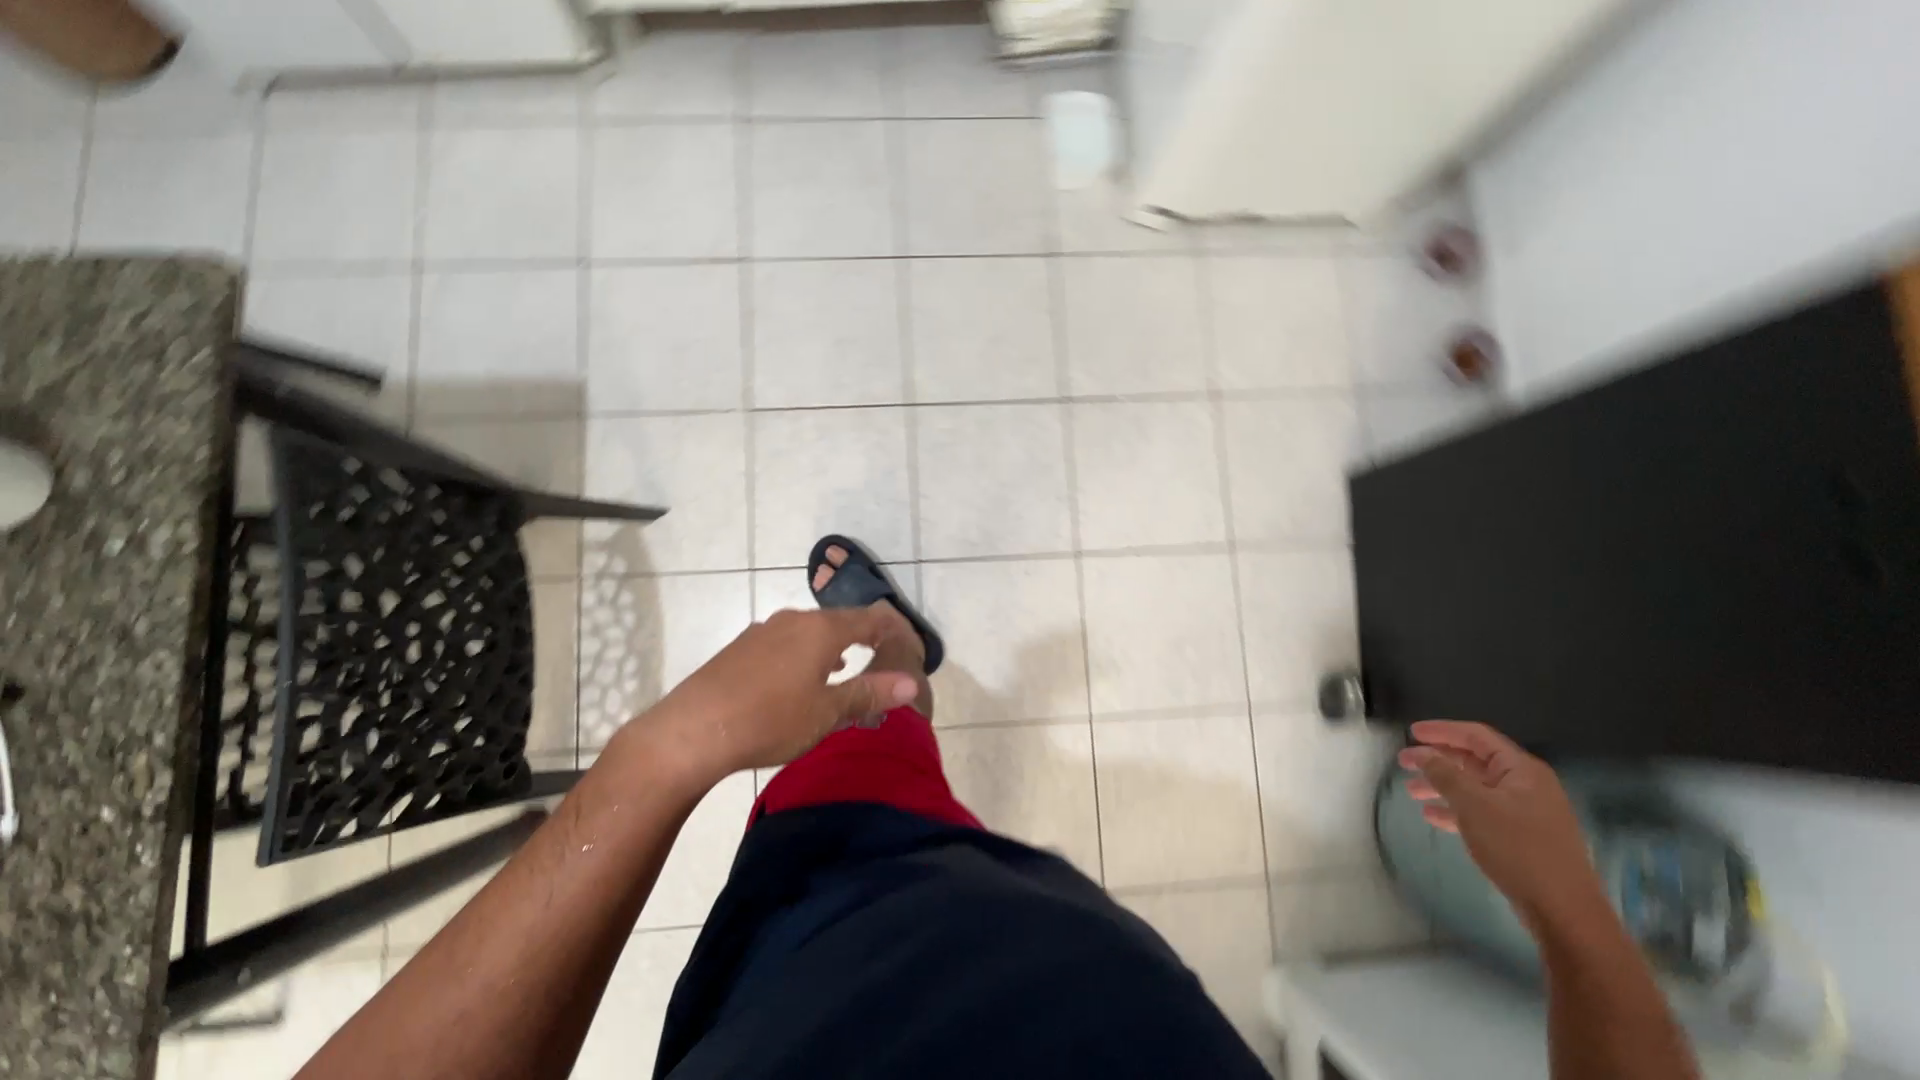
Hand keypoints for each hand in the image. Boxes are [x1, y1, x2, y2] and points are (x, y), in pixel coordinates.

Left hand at [630, 606, 920, 786]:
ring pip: (811, 633)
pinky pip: (787, 644)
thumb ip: (869, 693)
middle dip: (864, 641)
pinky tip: (802, 681)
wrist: (691, 731)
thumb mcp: (827, 713)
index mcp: (821, 630)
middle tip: (882, 665)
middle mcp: (794, 620)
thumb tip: (912, 682)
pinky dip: (806, 657)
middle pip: (839, 622)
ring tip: (847, 673)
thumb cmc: (769, 720)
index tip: (910, 649)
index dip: (894, 631)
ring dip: (833, 650)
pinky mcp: (741, 648)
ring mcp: (764, 631)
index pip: (870, 619)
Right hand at [1399, 720, 1609, 930]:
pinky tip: (1433, 817)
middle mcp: (1526, 784)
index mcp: (1521, 770)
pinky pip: (1482, 812)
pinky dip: (1457, 810)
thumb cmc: (1518, 848)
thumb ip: (1445, 775)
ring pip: (1476, 788)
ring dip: (1443, 786)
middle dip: (1438, 760)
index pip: (1477, 736)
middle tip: (1404, 762)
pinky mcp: (1521, 836)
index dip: (1442, 730)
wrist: (1562, 908)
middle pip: (1475, 761)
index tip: (1412, 732)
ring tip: (1412, 791)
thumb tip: (1422, 753)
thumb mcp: (1475, 806)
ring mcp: (1525, 811)